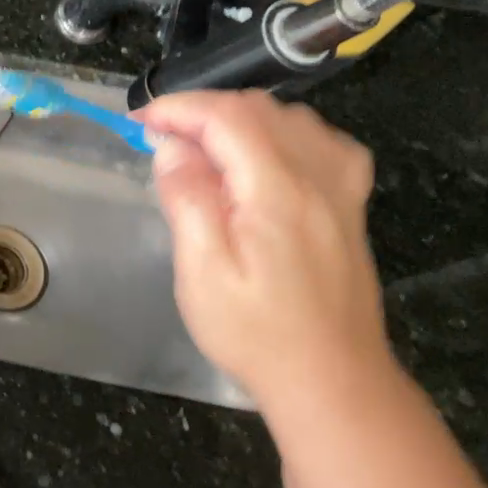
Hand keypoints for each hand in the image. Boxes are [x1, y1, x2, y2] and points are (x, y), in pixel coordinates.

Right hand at [133, 91, 391, 407]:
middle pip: (260, 110)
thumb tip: (171, 147)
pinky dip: (281, 134)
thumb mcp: (202, 271)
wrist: (332, 379)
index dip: (178, 107)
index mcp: (279, 193)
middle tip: (160, 141)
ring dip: (238, 119)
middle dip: (202, 110)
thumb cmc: (254, 331)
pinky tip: (259, 159)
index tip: (139, 122)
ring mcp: (342, 192)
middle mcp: (319, 180)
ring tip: (200, 150)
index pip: (228, 117)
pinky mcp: (349, 208)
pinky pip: (322, 143)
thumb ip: (188, 199)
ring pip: (292, 119)